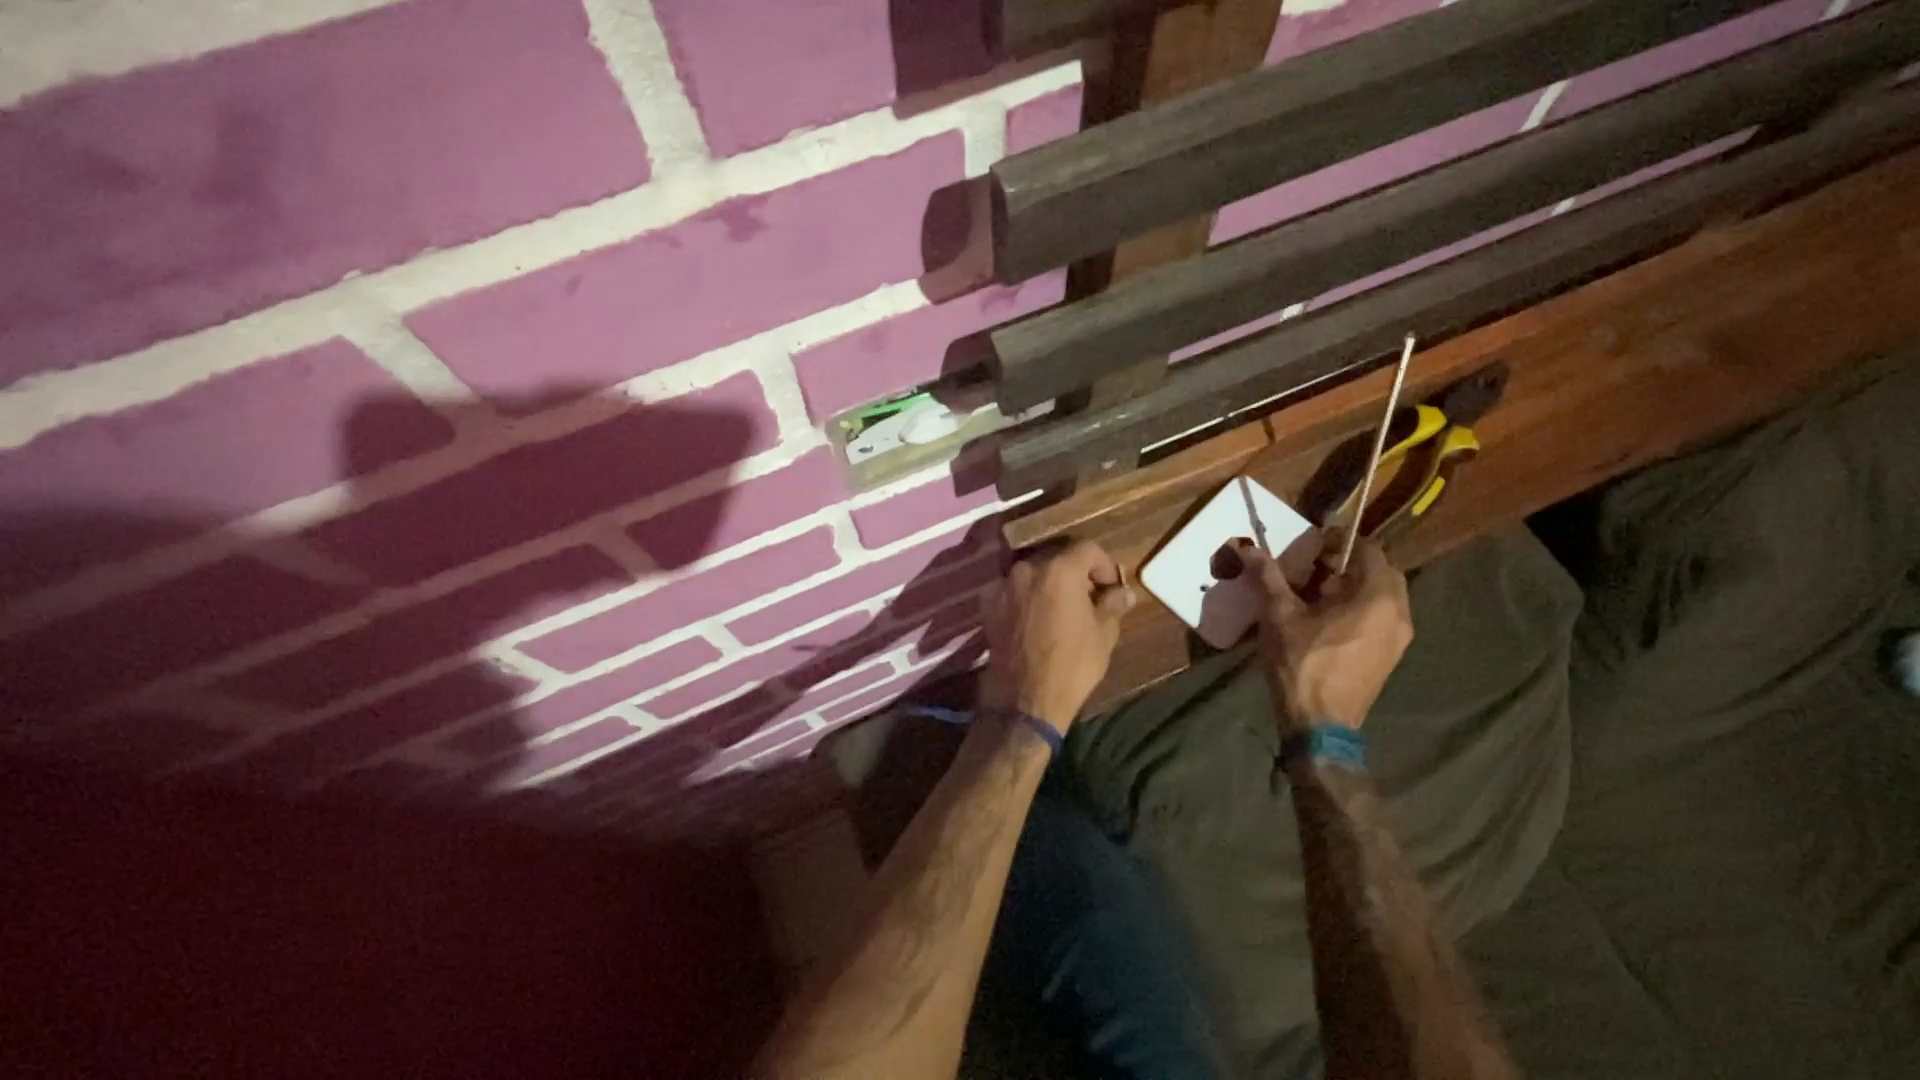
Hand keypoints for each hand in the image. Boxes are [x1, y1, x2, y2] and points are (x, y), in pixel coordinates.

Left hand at [981, 541, 1136, 732]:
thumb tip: (1125, 592)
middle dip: (1076, 572)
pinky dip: (1027, 595)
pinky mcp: (988, 604)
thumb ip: (1113, 605)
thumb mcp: (1103, 635)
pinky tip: (1037, 618)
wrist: (1023, 700)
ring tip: (1062, 609)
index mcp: (1059, 570)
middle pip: (1057, 557)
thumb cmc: (1071, 666)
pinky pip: (1014, 589)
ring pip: (1033, 572)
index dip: (1104, 565)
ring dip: (1050, 583)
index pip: (1087, 548)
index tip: (1110, 588)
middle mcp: (1027, 568)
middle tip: (1089, 598)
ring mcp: (1003, 585)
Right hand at [1242, 536, 1412, 731]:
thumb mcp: (1279, 616)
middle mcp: (1399, 613)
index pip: (1369, 550)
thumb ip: (1268, 577)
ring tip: (1319, 598)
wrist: (1320, 724)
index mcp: (1377, 597)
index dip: (1340, 542)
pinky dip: (1361, 611)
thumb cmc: (1301, 664)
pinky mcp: (1391, 657)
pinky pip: (1382, 619)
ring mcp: (1399, 638)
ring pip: (1383, 597)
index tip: (1313, 547)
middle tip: (1315, 572)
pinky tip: (1328, 624)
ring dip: (1356, 589)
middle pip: (1381, 572)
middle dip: (1350, 566)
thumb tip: (1246, 546)